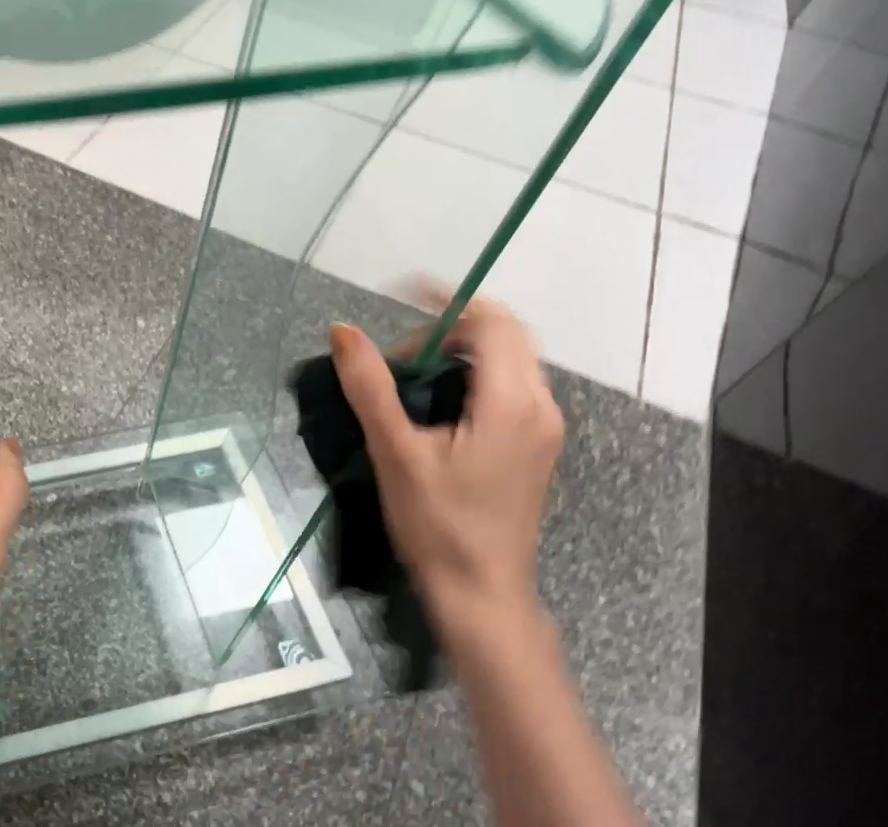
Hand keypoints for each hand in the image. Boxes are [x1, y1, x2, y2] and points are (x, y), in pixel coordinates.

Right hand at [329, 288, 561, 629]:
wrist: (481, 594)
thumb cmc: (438, 524)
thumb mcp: (395, 451)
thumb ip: (370, 386)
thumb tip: (342, 330)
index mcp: (513, 402)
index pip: (492, 321)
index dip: (448, 299)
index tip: (401, 293)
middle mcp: (541, 406)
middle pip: (505, 335)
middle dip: (450, 328)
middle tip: (397, 355)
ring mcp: (544, 428)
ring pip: (509, 361)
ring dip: (460, 352)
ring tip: (409, 378)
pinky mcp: (536, 446)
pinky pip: (511, 387)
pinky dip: (474, 376)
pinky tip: (436, 405)